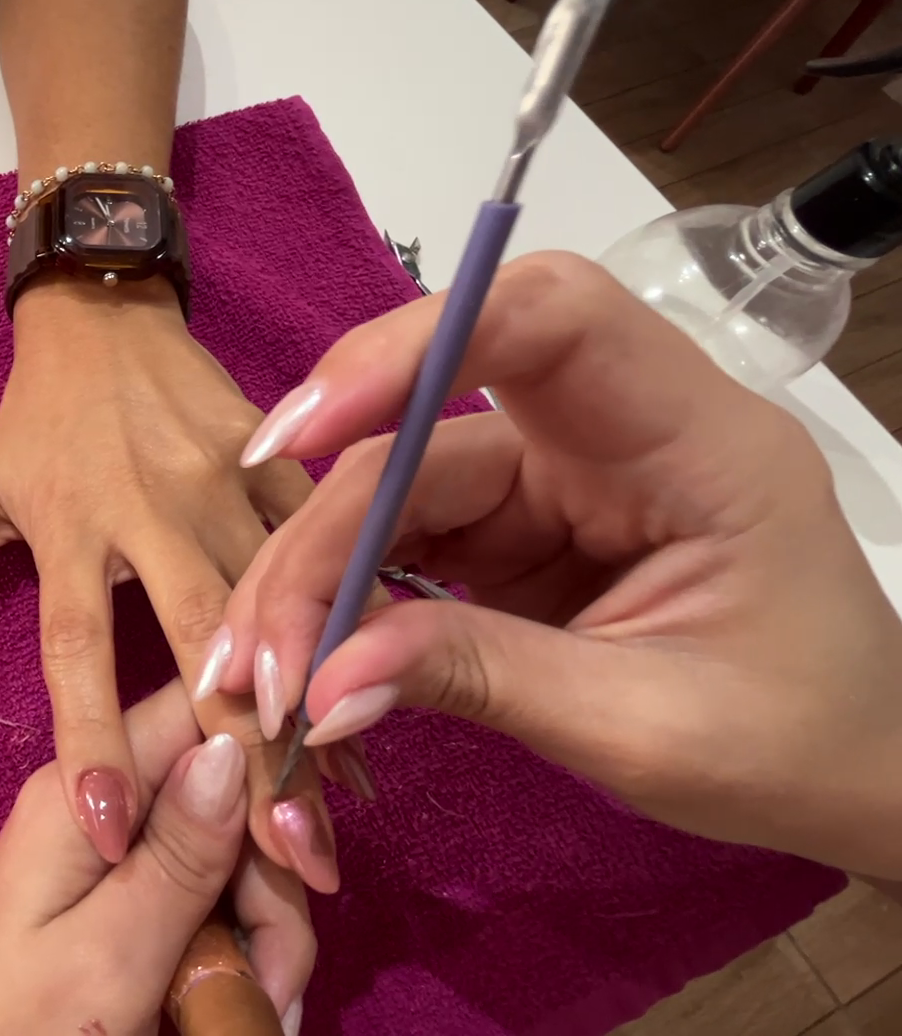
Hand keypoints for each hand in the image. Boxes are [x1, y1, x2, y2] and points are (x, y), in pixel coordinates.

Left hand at [0, 277, 341, 889]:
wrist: (104, 316)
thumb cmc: (37, 416)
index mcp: (67, 526)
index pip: (73, 649)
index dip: (90, 743)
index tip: (111, 834)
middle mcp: (148, 510)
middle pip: (200, 634)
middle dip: (240, 741)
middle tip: (279, 855)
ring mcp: (221, 483)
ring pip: (276, 600)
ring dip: (309, 697)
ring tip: (337, 799)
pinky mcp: (274, 461)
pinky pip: (320, 545)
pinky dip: (348, 615)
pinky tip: (375, 686)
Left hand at [0, 681, 311, 1035]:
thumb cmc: (22, 1027)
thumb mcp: (111, 952)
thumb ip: (179, 853)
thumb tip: (232, 744)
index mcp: (83, 788)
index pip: (193, 715)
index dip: (265, 762)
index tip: (308, 860)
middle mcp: (97, 794)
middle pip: (222, 791)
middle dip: (268, 880)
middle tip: (276, 983)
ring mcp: (109, 838)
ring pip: (225, 847)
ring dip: (259, 927)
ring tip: (259, 1011)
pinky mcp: (120, 882)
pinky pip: (202, 887)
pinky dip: (234, 943)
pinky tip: (241, 1001)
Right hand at [214, 251, 901, 878]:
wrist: (838, 776)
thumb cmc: (798, 742)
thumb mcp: (651, 727)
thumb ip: (482, 680)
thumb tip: (321, 686)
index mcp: (681, 437)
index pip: (539, 320)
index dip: (404, 353)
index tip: (298, 440)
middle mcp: (578, 438)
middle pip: (404, 447)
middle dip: (316, 547)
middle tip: (261, 657)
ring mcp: (517, 483)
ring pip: (365, 498)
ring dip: (297, 582)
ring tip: (259, 673)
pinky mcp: (473, 529)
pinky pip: (368, 545)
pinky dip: (318, 601)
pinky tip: (287, 656)